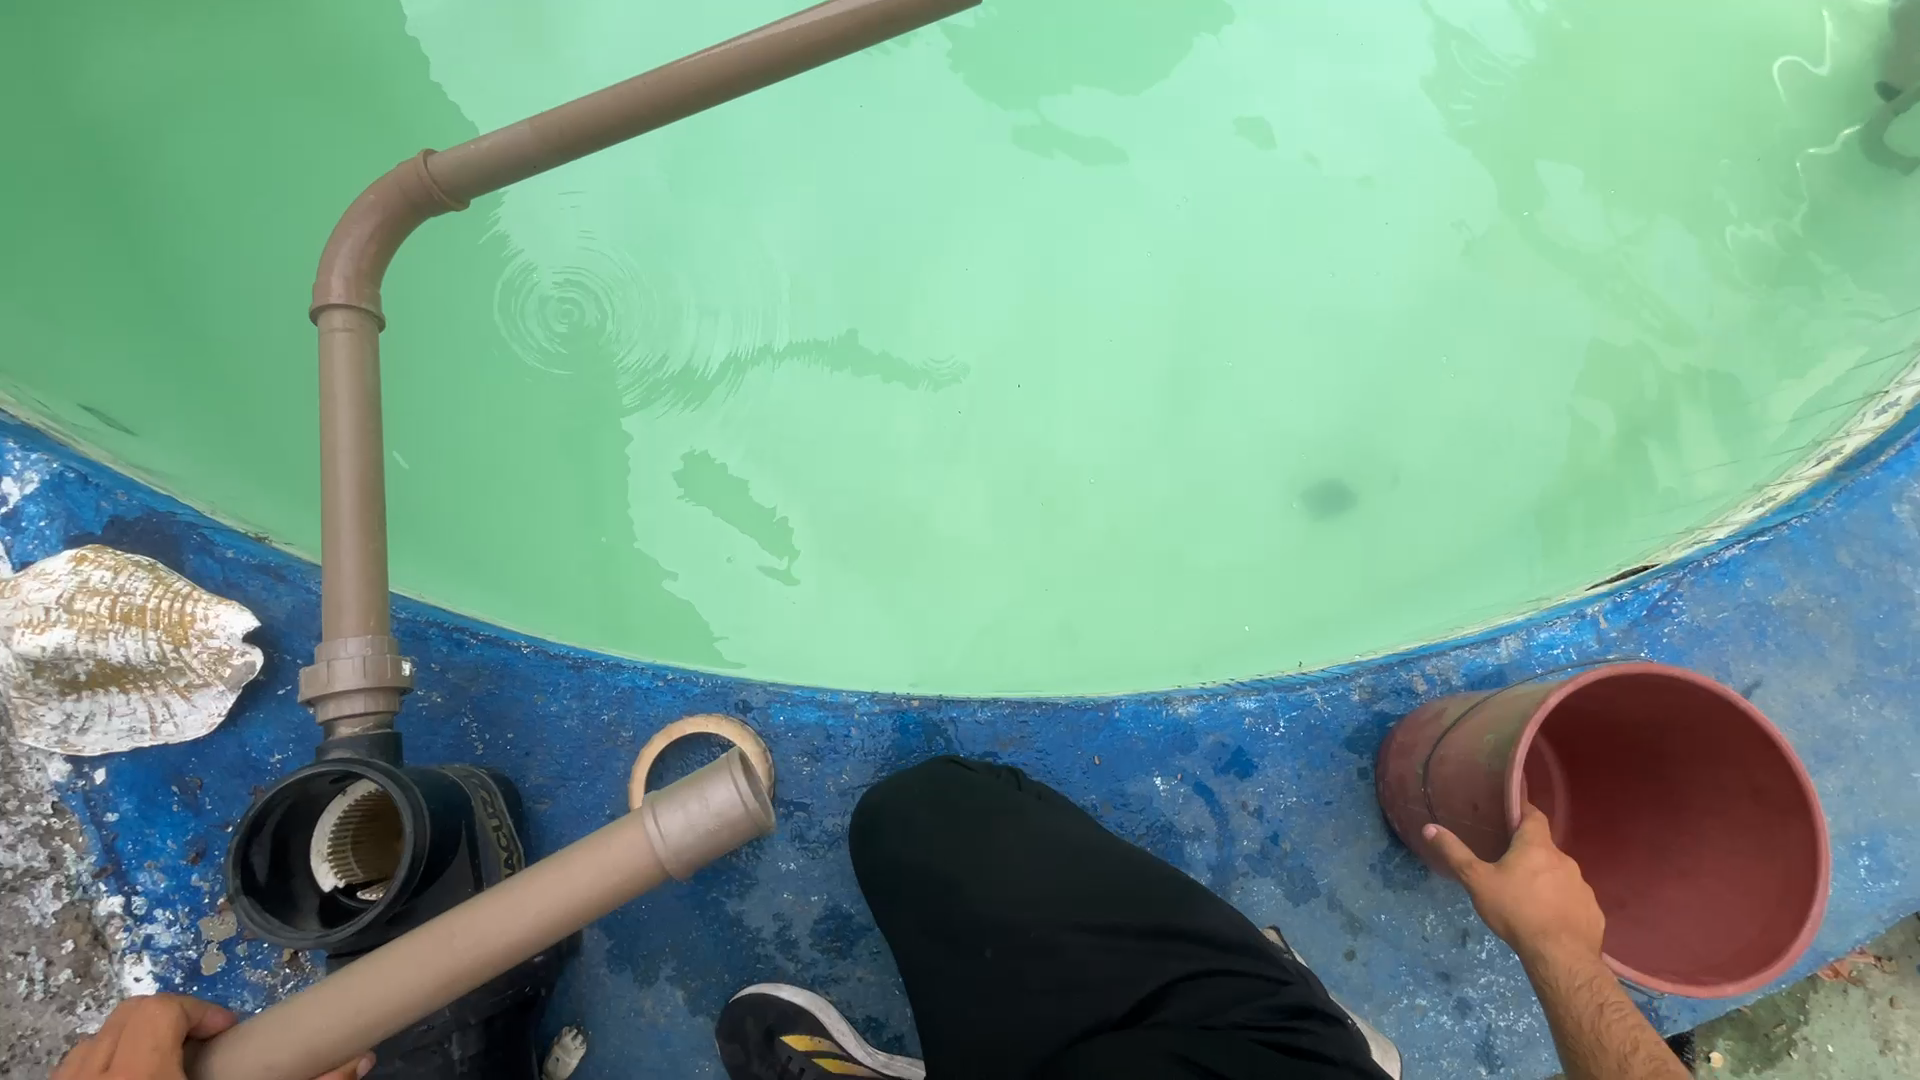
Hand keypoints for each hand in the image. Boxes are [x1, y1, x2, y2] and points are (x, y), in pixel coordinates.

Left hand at [52, 993, 372, 1079]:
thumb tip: (361, 1061)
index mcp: (138, 1079)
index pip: (157, 1010)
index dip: (198, 1012)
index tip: (226, 1035)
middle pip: (125, 1016)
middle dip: (170, 1021)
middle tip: (203, 1048)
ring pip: (91, 1044)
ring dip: (132, 1045)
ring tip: (167, 1069)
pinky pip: (74, 1071)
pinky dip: (105, 1070)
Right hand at [1423, 803, 1604, 970]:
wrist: (1561, 956)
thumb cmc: (1515, 910)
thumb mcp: (1475, 880)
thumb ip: (1454, 852)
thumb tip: (1429, 827)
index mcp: (1536, 847)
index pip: (1535, 816)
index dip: (1522, 811)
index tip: (1509, 812)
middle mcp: (1564, 861)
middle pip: (1544, 848)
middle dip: (1527, 852)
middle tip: (1507, 863)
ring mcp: (1583, 888)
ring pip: (1559, 874)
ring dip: (1545, 878)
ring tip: (1526, 893)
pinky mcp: (1594, 912)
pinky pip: (1574, 899)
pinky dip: (1561, 901)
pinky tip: (1548, 916)